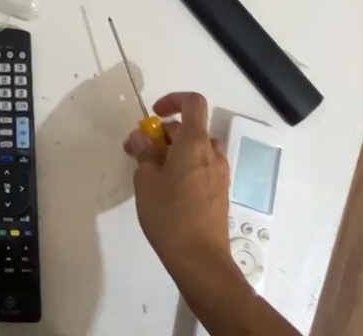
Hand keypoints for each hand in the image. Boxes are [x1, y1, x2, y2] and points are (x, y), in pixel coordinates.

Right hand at [123, 92, 229, 271]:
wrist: (201, 261)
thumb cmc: (170, 214)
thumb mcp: (146, 179)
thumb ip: (144, 152)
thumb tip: (142, 137)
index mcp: (195, 143)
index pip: (193, 103)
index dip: (173, 100)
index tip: (154, 115)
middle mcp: (212, 155)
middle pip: (192, 128)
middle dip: (166, 133)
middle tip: (142, 150)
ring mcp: (220, 176)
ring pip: (198, 150)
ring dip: (177, 151)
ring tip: (153, 171)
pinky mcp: (220, 195)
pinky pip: (203, 169)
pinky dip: (186, 168)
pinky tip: (168, 190)